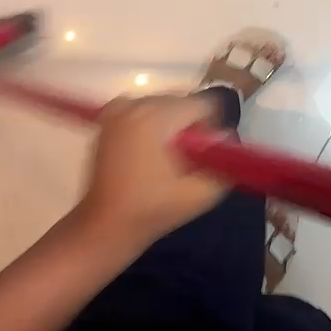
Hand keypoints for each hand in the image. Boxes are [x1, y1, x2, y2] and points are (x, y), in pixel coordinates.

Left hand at [68, 94, 225, 258]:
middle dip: (191, 126)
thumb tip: (228, 138)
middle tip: (186, 160)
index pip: (204, 105)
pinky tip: (148, 146)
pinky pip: (143, 106)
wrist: (102, 228)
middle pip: (184, 102)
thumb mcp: (199, 194)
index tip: (204, 155)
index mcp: (158, 118)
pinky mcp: (108, 117)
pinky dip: (152, 120)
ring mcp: (119, 109)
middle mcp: (138, 104)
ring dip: (173, 123)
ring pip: (165, 103)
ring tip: (166, 157)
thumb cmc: (151, 211)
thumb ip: (225, 163)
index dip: (211, 129)